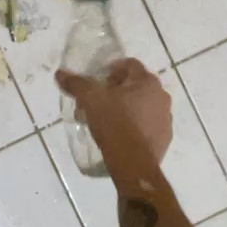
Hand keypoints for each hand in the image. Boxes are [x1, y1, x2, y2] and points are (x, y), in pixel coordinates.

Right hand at [55, 58, 172, 167]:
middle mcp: (161, 95)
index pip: (129, 64)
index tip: (97, 82)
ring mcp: (165, 117)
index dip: (111, 69)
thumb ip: (76, 83)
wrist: (132, 161)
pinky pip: (147, 124)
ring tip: (107, 119)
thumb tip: (60, 73)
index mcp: (146, 81)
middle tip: (98, 101)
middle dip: (116, 90)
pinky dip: (135, 125)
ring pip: (143, 105)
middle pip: (136, 85)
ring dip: (127, 107)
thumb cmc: (113, 122)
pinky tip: (120, 134)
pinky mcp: (164, 137)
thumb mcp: (90, 99)